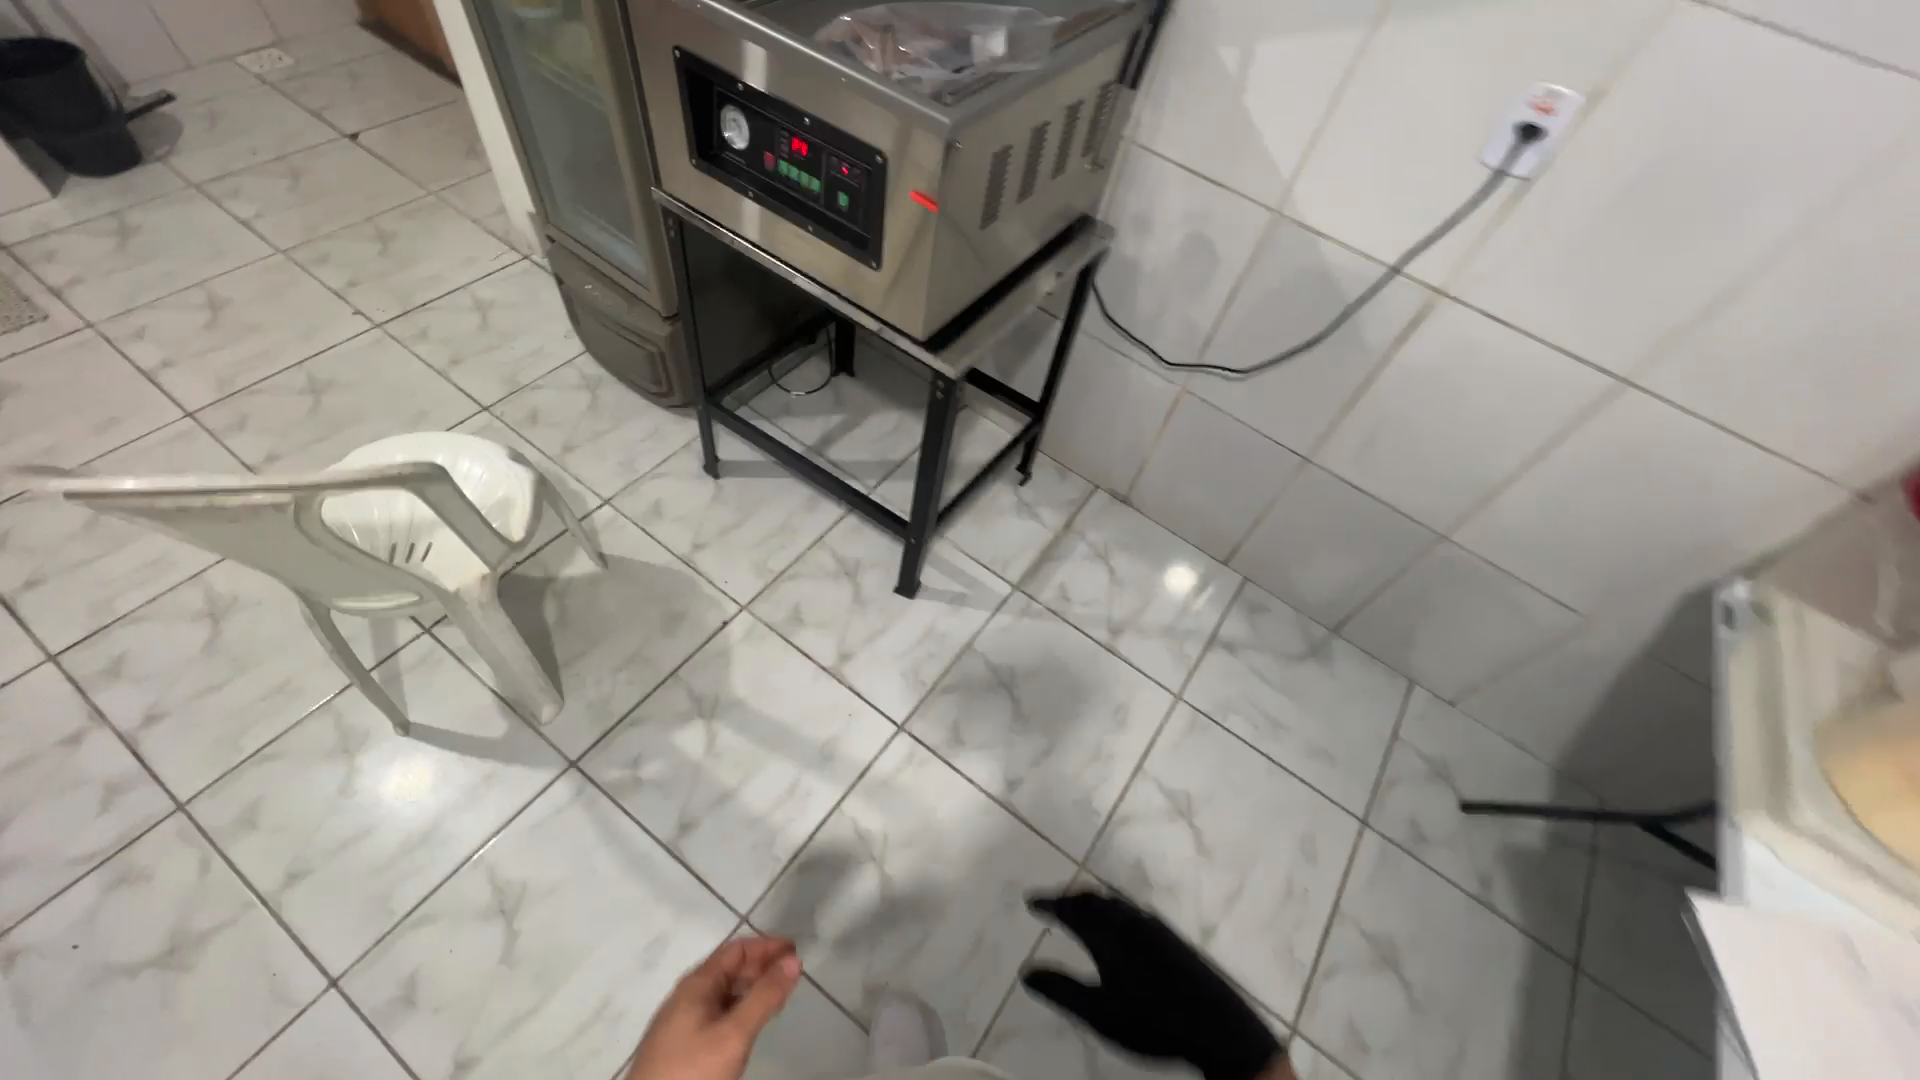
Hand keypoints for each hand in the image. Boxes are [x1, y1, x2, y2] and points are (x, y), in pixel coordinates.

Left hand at [626, 935, 802, 1079]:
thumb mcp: (734, 1035)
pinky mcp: (680, 1045)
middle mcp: (687, 996)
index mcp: (696, 985)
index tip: (796, 952)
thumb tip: (793, 960)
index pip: (736, 950)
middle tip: (792, 975)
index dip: (766, 946)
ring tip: (778, 997)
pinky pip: (715, 1013)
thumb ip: (764, 996)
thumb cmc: (692, 1073)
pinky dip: (738, 1008)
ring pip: (722, 993)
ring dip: (751, 988)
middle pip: (729, 969)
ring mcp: (681, 1022)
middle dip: (761, 966)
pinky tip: (749, 1023)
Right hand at [1023, 889, 1284, 1079]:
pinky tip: (1121, 925)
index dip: (1049, 903)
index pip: (1070, 909)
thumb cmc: (1151, 1020)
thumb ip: (1061, 990)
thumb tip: (1025, 971)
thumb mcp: (1099, 1013)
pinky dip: (1114, 909)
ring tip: (1081, 909)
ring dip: (1093, 901)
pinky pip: (1132, 910)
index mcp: (1107, 935)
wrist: (1216, 1025)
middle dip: (1069, 897)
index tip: (1030, 901)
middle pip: (1093, 898)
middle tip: (1053, 902)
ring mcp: (1154, 927)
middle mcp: (1128, 921)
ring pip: (1115, 903)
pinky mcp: (1171, 938)